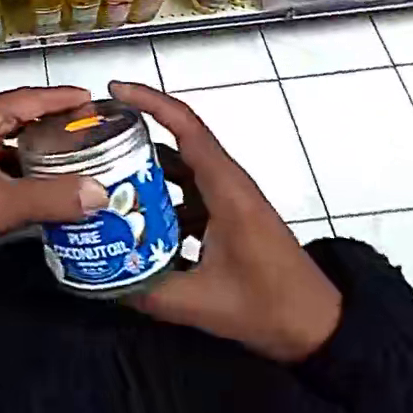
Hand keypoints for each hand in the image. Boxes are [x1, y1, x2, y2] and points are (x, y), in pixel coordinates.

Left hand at [0, 86, 110, 259]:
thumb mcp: (4, 205)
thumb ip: (53, 197)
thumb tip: (100, 193)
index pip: (34, 98)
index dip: (65, 99)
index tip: (94, 100)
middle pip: (27, 112)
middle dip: (59, 120)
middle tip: (93, 127)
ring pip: (17, 133)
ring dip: (45, 140)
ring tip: (79, 149)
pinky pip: (8, 151)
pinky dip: (30, 157)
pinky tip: (50, 173)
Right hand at [111, 80, 342, 362]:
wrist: (317, 323)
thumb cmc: (269, 304)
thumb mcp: (205, 303)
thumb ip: (152, 292)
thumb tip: (103, 282)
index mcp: (224, 186)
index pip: (186, 125)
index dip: (150, 101)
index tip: (116, 89)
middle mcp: (225, 181)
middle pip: (177, 141)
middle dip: (136, 133)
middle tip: (95, 138)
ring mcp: (227, 196)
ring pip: (180, 168)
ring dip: (146, 168)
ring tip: (103, 176)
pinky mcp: (227, 213)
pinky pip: (187, 192)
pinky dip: (160, 197)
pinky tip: (135, 220)